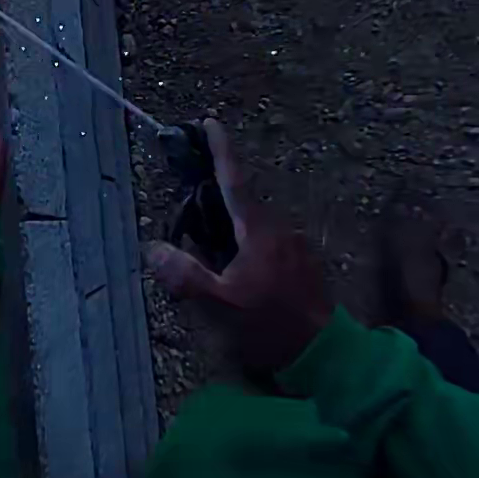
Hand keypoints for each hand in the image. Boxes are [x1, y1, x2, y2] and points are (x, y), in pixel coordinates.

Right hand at [146, 119, 333, 375]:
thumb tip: (153, 248)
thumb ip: (185, 277)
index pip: (235, 180)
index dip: (221, 149)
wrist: (326, 355)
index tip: (210, 122)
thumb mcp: (221, 306)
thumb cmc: (272, 326)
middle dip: (214, 192)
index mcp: (259, 231)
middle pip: (241, 200)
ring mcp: (292, 245)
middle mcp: (278, 229)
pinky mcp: (299, 263)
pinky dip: (242, 240)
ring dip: (228, 222)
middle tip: (188, 199)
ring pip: (252, 222)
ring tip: (204, 242)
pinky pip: (263, 240)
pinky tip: (232, 266)